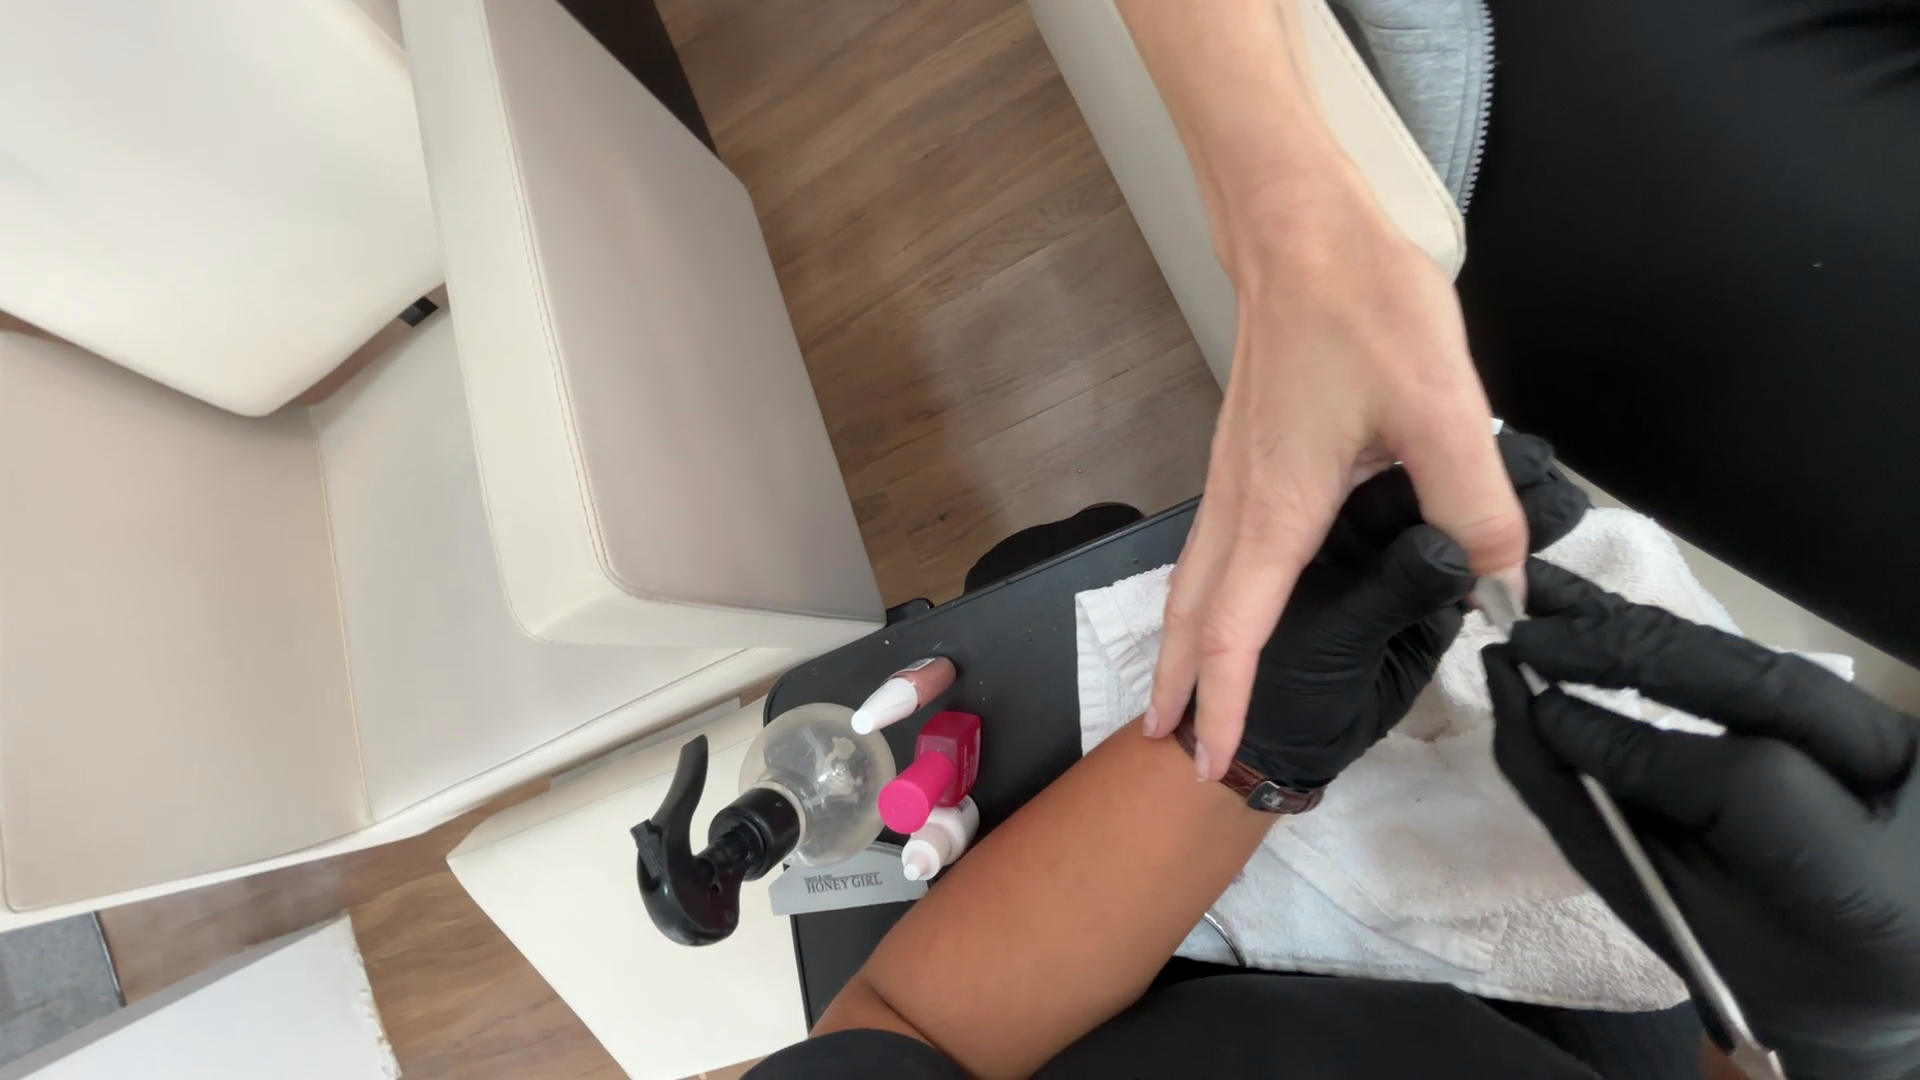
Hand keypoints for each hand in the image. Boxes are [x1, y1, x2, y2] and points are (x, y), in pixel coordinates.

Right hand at [1146, 187, 1526, 779]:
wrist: (1299, 245)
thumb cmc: (1361, 314)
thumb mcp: (1443, 408)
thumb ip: (1474, 506)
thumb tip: (1500, 587)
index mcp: (1277, 510)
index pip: (1234, 630)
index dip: (1222, 702)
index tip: (1210, 758)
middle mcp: (1237, 508)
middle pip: (1188, 615)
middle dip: (1175, 684)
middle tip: (1165, 741)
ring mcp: (1228, 484)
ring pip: (1190, 584)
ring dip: (1181, 646)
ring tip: (1181, 693)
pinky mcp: (1238, 464)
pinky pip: (1207, 553)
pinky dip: (1200, 603)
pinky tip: (1219, 610)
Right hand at [1486, 562, 1919, 1079]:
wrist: (1856, 968)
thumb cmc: (1729, 940)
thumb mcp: (1641, 895)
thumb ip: (1567, 794)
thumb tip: (1508, 683)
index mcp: (1861, 880)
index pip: (1742, 787)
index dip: (1625, 744)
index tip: (1536, 714)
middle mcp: (1899, 789)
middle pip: (1759, 687)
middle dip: (1622, 649)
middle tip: (1521, 629)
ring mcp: (1894, 740)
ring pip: (1753, 657)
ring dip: (1631, 623)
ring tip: (1537, 589)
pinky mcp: (1865, 712)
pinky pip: (1750, 659)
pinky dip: (1658, 634)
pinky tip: (1590, 610)